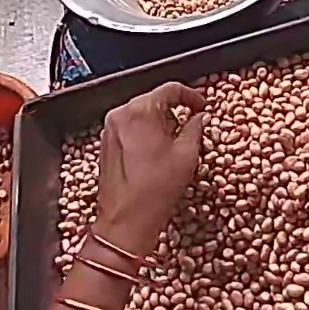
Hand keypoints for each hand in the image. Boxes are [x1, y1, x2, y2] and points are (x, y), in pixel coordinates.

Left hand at [95, 83, 207, 253]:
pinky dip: (145, 134)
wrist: (126, 220)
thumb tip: (200, 117)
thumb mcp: (186, 155)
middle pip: (153, 100)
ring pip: (141, 115)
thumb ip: (195, 128)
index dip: (191, 95)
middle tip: (192, 126)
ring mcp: (110, 130)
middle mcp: (120, 115)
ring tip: (175, 144)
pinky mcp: (106, 144)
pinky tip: (157, 153)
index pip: (170, 89)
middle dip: (175, 111)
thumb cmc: (155, 189)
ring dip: (160, 123)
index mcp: (140, 111)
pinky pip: (130, 129)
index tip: (201, 105)